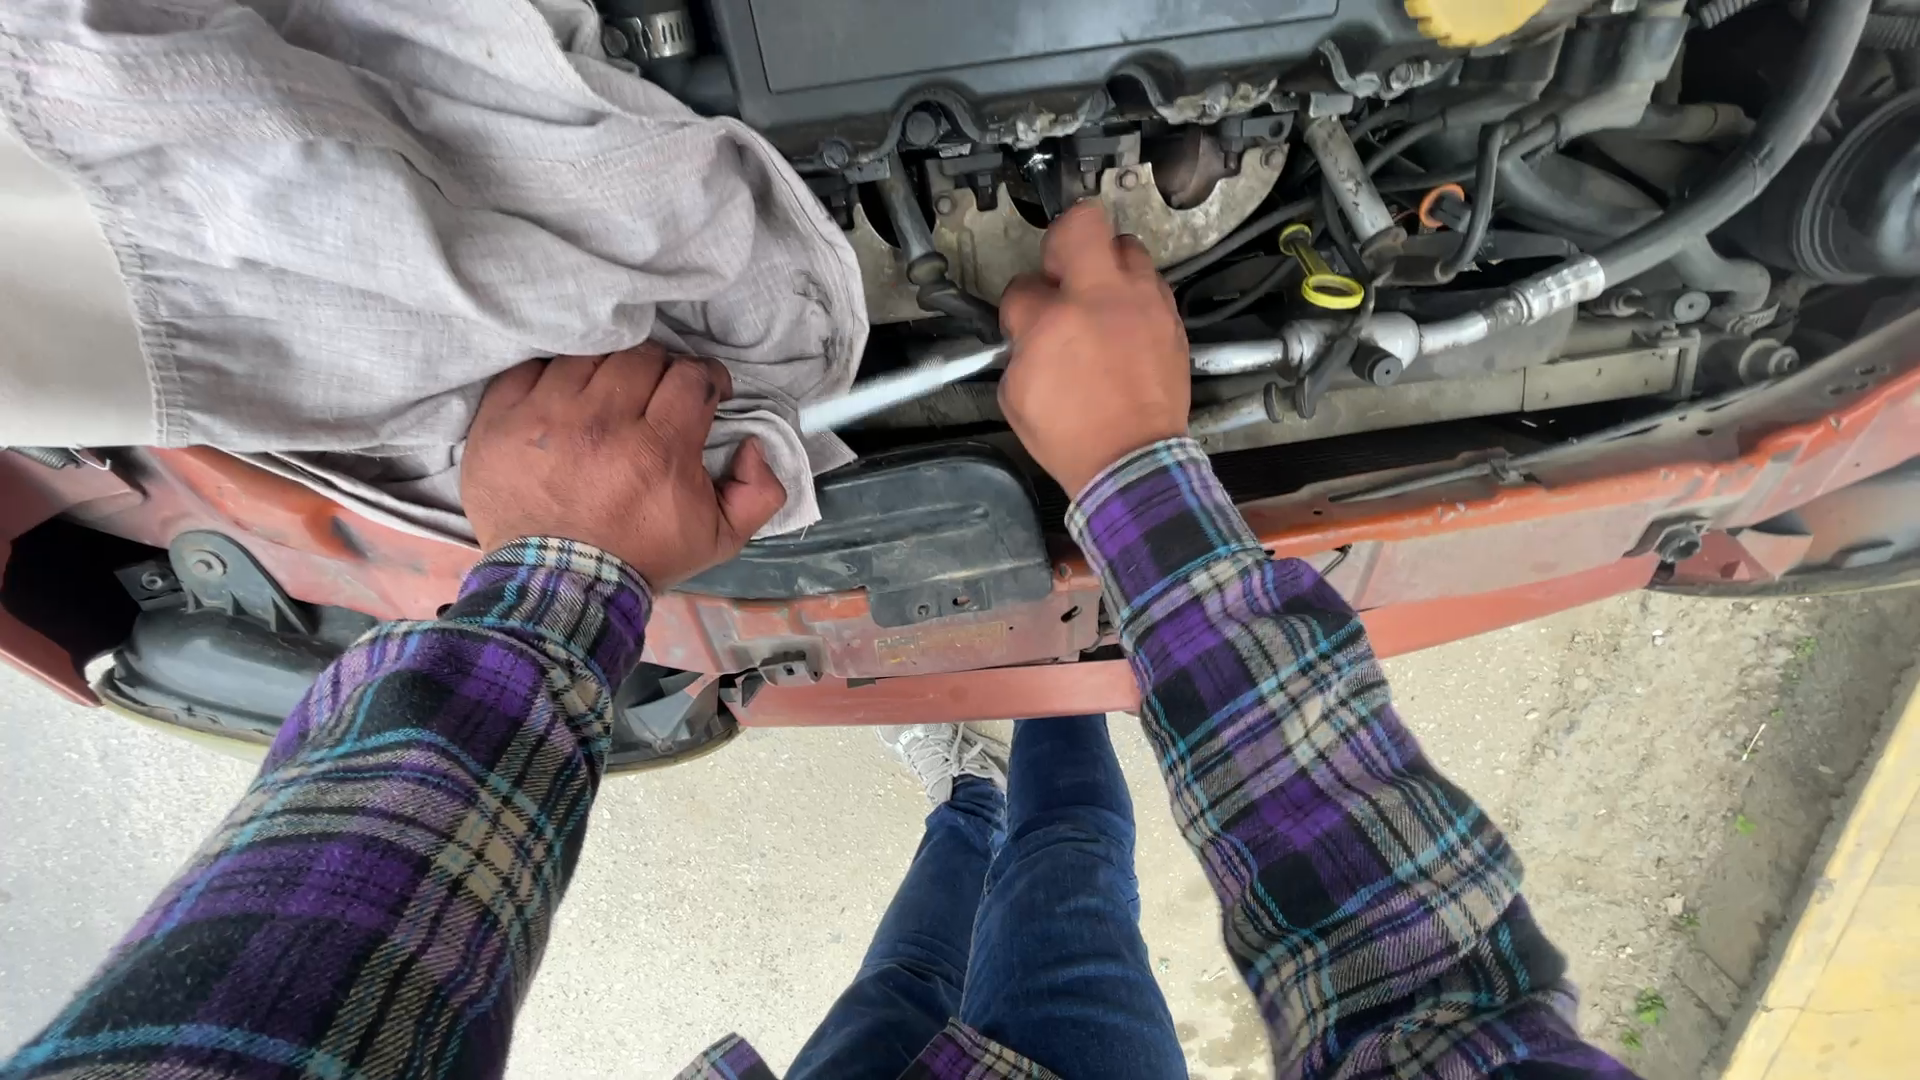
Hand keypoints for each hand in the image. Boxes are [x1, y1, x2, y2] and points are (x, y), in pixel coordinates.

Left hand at [462, 345, 786, 588]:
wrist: (560, 586)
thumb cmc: (644, 557)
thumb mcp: (722, 539)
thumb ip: (759, 491)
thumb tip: (753, 443)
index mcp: (659, 449)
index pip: (692, 376)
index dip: (707, 377)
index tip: (707, 392)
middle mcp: (603, 423)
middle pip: (643, 356)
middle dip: (663, 369)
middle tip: (661, 394)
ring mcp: (545, 416)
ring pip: (590, 354)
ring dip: (611, 368)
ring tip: (614, 395)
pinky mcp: (500, 419)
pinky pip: (533, 367)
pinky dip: (557, 375)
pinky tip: (569, 399)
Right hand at [997, 203, 1190, 497]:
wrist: (1131, 460)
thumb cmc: (1074, 437)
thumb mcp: (1017, 398)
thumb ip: (1018, 352)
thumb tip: (1025, 334)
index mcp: (1052, 321)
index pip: (1022, 287)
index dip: (1017, 305)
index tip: (1022, 322)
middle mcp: (1101, 299)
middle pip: (1082, 224)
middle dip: (1064, 240)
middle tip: (1062, 272)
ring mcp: (1143, 305)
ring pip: (1127, 246)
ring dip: (1108, 266)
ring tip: (1100, 298)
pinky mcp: (1170, 321)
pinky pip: (1154, 285)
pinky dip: (1136, 297)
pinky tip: (1126, 324)